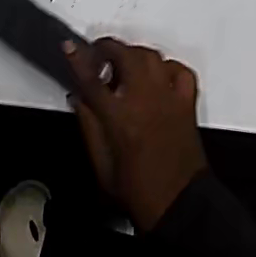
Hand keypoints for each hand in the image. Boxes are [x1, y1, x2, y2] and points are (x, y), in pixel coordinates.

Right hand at [65, 37, 207, 230]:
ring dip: (134, 54)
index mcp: (120, 119)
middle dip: (107, 48)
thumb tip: (79, 99)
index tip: (69, 46)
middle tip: (98, 55)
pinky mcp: (186, 105)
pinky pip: (180, 71)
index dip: (77, 59)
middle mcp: (144, 102)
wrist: (181, 209)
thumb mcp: (102, 167)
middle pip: (124, 55)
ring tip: (124, 64)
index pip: (92, 79)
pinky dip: (167, 67)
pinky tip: (157, 75)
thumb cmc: (141, 193)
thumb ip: (88, 127)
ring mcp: (168, 99)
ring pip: (150, 56)